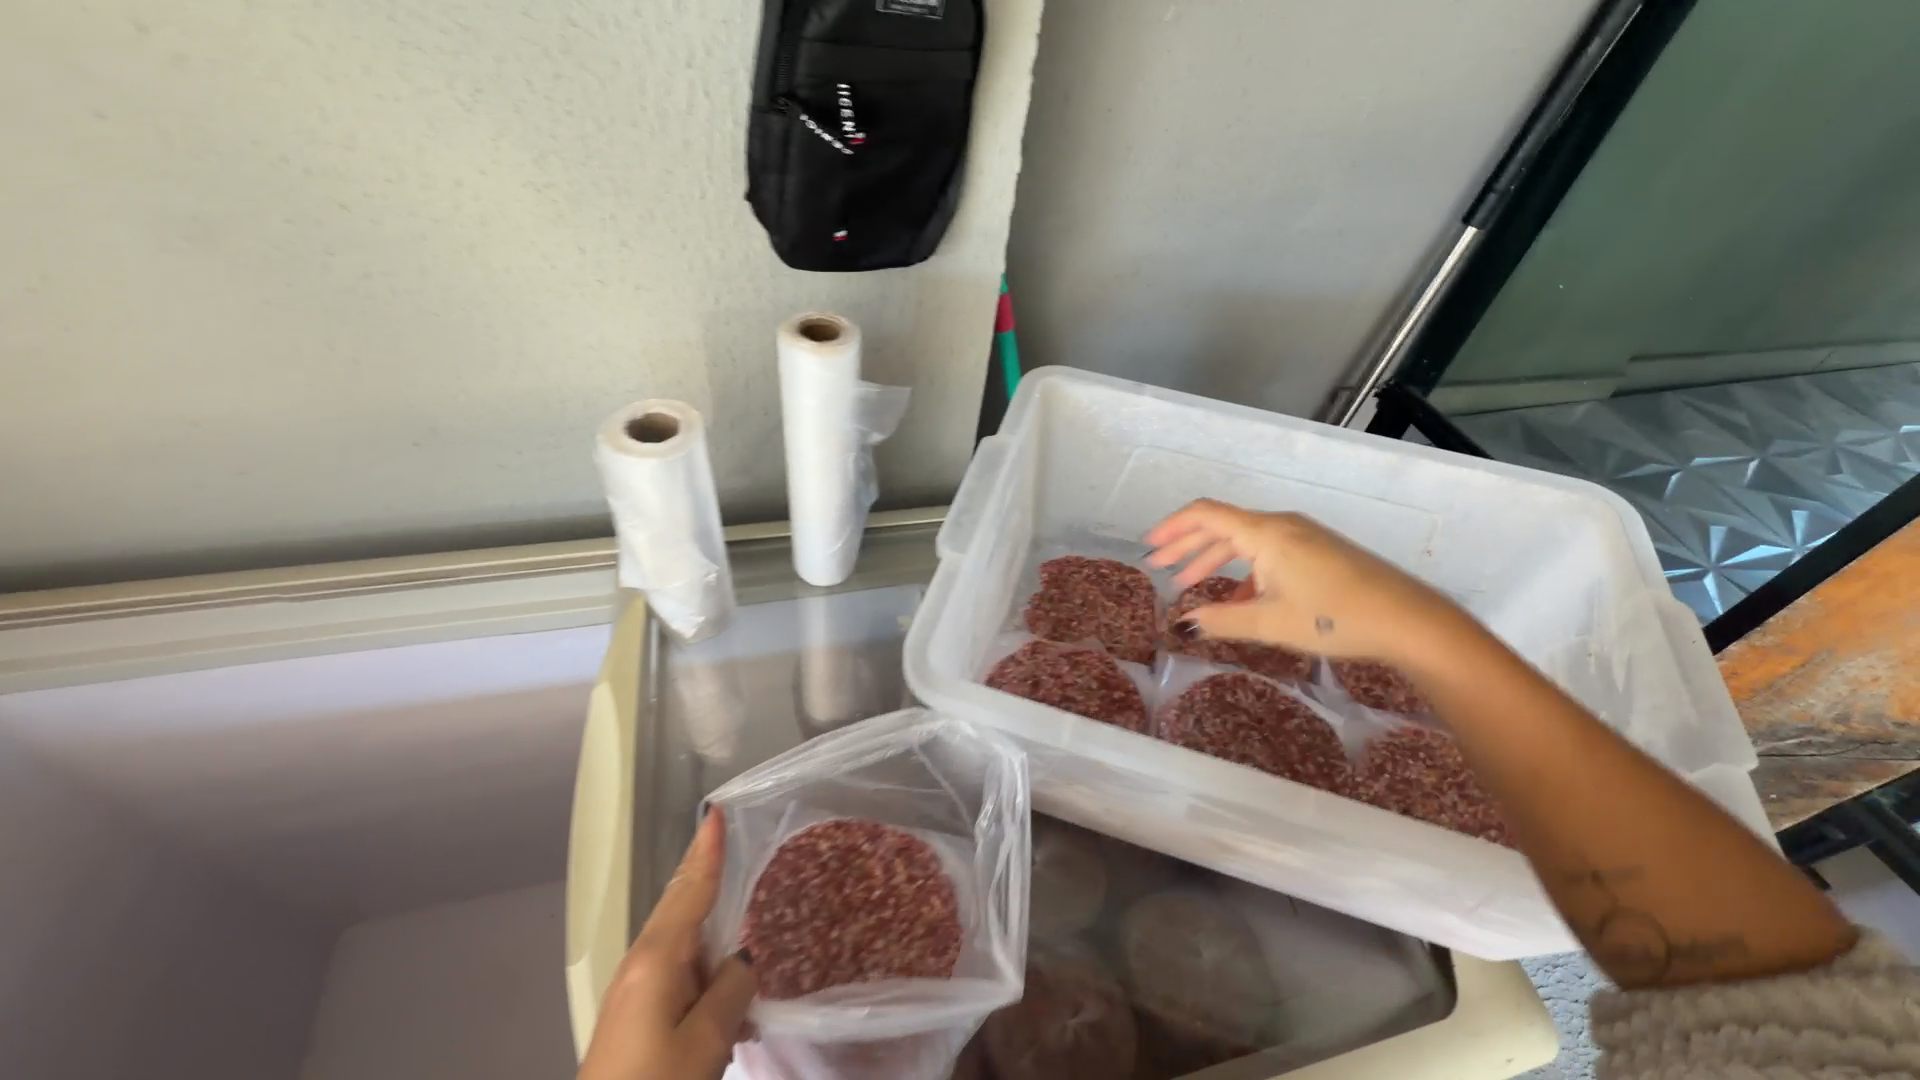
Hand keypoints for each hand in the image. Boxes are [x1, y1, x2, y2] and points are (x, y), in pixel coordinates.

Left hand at [578, 811, 756, 1079]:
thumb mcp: (706, 1042)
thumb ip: (732, 991)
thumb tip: (743, 960)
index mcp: (657, 960)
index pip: (690, 890)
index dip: (706, 851)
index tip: (715, 812)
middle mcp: (643, 966)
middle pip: (681, 907)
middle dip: (704, 875)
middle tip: (729, 841)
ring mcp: (637, 993)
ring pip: (686, 946)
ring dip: (716, 939)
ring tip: (752, 931)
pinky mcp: (638, 1020)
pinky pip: (682, 979)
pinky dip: (710, 977)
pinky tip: (736, 1005)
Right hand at [1144, 499, 1471, 666]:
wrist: (1408, 620)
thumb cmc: (1335, 618)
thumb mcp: (1270, 623)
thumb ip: (1221, 620)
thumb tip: (1183, 624)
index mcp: (1265, 533)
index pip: (1206, 515)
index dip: (1172, 528)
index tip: (1148, 547)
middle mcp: (1282, 526)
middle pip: (1222, 526)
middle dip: (1187, 547)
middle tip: (1161, 568)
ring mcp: (1303, 536)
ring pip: (1245, 541)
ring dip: (1214, 560)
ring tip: (1190, 585)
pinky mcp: (1318, 551)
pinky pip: (1268, 552)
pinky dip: (1243, 570)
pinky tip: (1238, 599)